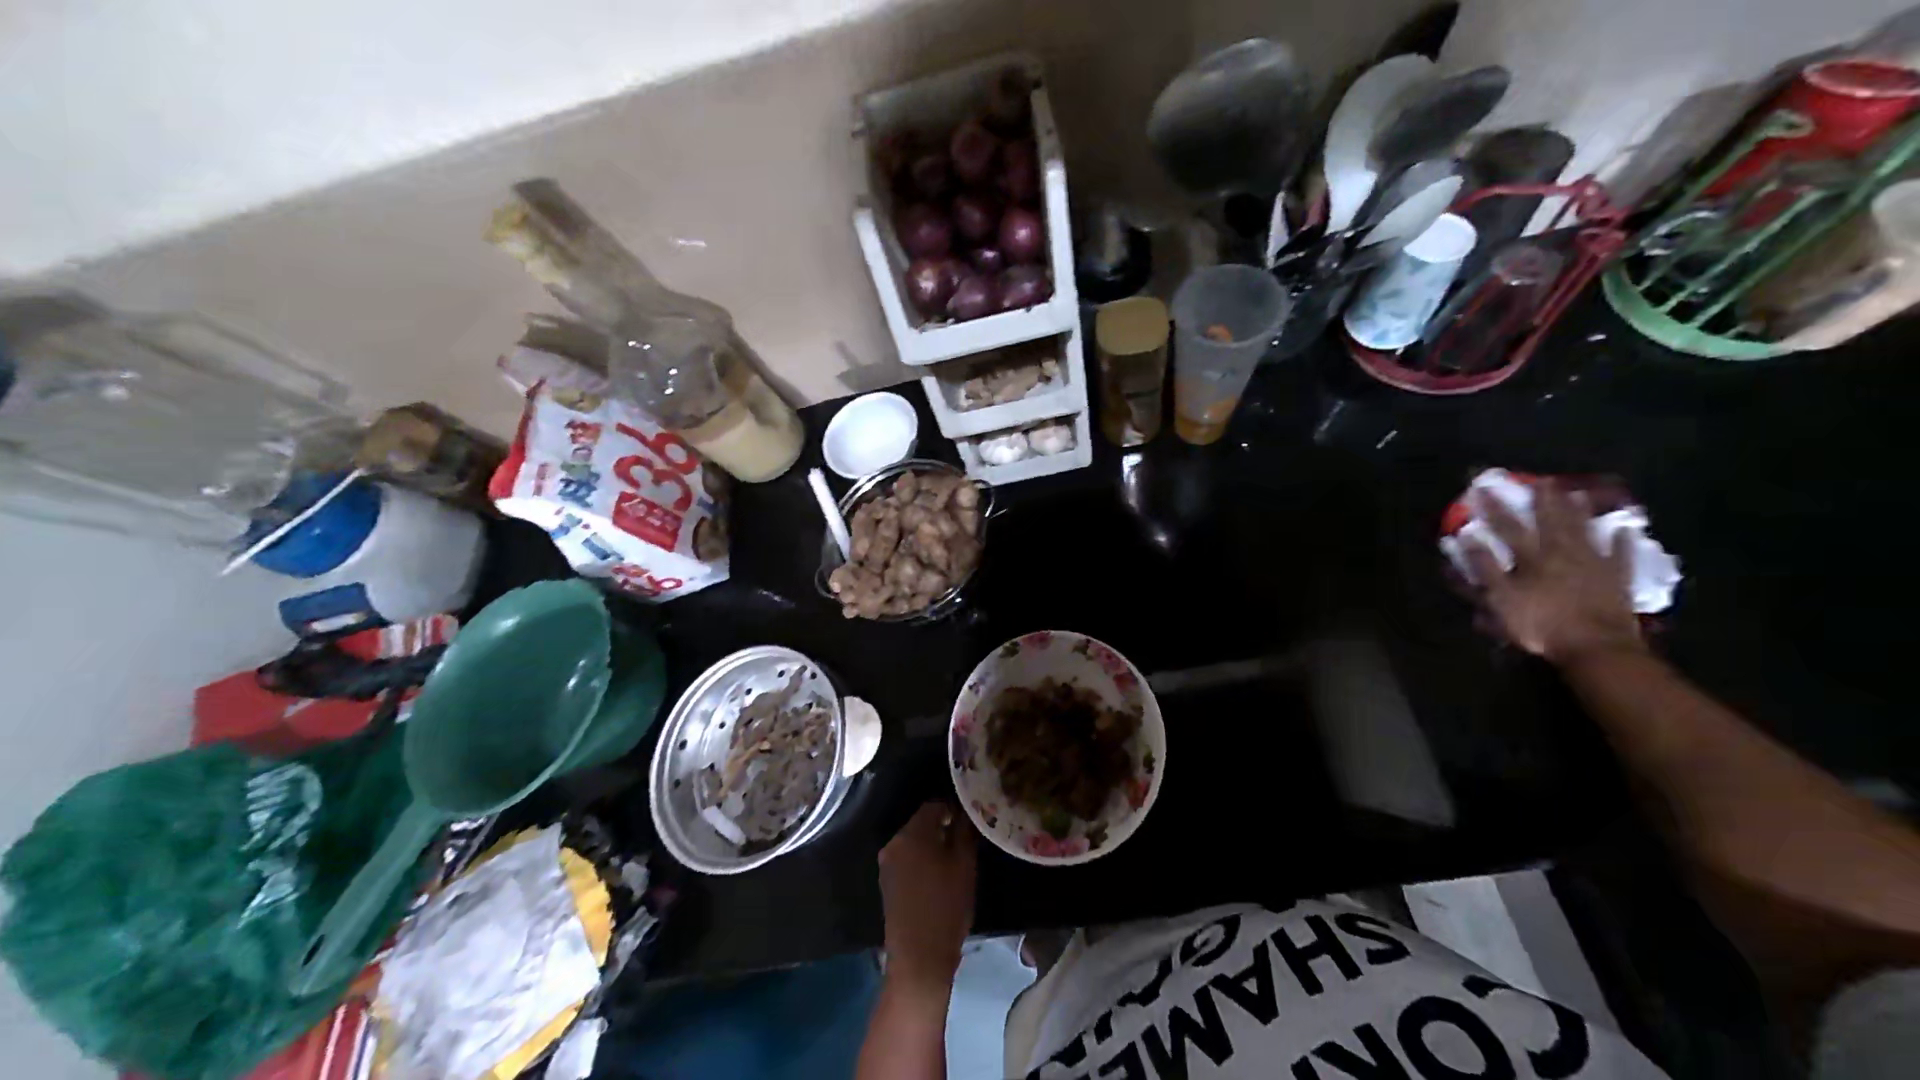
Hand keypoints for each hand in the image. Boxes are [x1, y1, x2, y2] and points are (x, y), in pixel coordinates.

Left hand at [877, 802, 976, 991]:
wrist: (919, 957)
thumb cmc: (946, 906)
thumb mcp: (965, 865)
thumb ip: (964, 832)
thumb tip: (965, 813)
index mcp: (912, 834)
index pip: (934, 805)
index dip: (954, 809)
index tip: (970, 821)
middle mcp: (894, 843)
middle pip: (921, 823)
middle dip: (943, 827)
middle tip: (966, 841)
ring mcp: (887, 864)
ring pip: (913, 842)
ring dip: (932, 844)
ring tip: (954, 860)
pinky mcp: (887, 883)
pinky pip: (907, 859)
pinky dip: (921, 860)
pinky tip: (938, 877)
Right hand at [1465, 480, 1644, 663]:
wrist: (1596, 647)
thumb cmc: (1541, 626)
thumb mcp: (1500, 600)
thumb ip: (1485, 569)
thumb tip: (1468, 540)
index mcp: (1532, 560)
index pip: (1508, 528)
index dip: (1495, 509)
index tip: (1484, 488)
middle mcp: (1562, 555)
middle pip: (1551, 523)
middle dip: (1543, 501)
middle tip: (1541, 480)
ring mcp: (1594, 565)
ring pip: (1584, 532)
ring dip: (1579, 512)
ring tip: (1576, 493)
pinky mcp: (1616, 579)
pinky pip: (1620, 556)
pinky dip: (1622, 542)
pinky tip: (1625, 529)